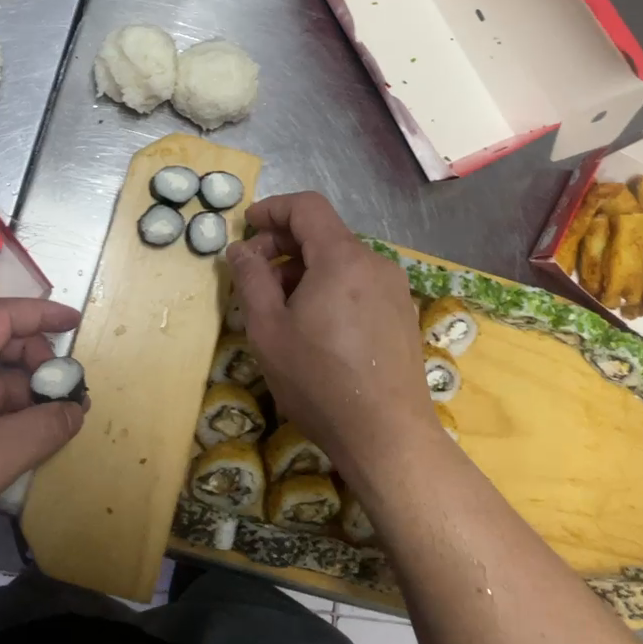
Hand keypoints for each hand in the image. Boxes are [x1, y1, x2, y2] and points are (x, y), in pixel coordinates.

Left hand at [0, 298, 85, 582]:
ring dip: (21, 398)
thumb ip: (43, 428)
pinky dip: (0, 420)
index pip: (1, 318)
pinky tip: (19, 448)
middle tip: (68, 396)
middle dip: (36, 365)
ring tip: (52, 428)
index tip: (76, 325)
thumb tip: (75, 411)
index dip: (42, 315)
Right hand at [226, 192, 438, 485]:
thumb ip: (251, 280)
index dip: (273, 209)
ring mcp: (393, 289)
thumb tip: (241, 249)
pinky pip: (358, 283)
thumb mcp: (269, 330)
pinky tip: (313, 325)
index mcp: (342, 258)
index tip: (247, 227)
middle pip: (324, 233)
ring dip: (304, 270)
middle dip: (283, 245)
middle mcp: (374, 263)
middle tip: (253, 275)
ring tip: (279, 307)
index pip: (307, 206)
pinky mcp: (401, 314)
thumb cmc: (319, 381)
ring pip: (340, 260)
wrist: (388, 437)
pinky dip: (329, 287)